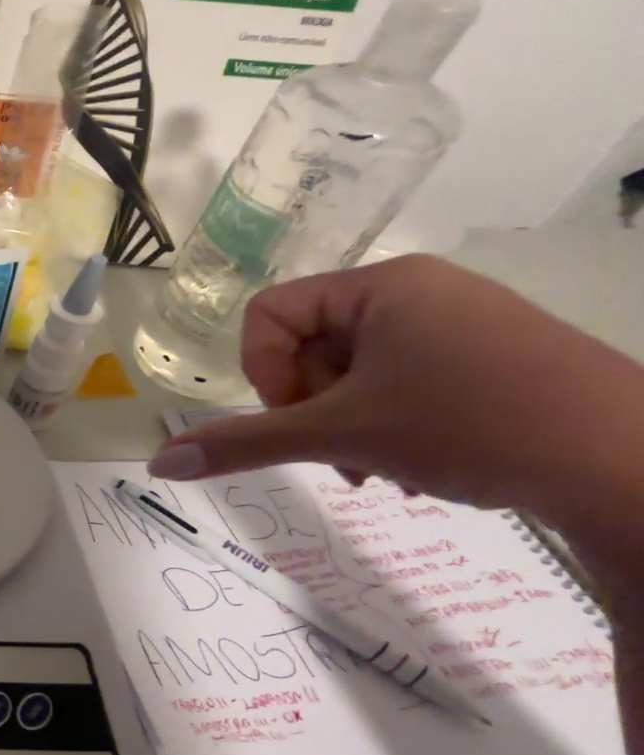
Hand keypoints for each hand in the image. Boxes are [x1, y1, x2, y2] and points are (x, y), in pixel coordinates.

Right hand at [147, 255, 643, 519]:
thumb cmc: (472, 426)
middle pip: (312, 344)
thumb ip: (242, 444)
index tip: (300, 416)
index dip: (265, 371)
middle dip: (311, 407)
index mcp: (383, 285)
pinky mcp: (493, 354)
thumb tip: (158, 462)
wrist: (633, 468)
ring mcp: (462, 321)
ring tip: (379, 467)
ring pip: (356, 370)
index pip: (269, 314)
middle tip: (341, 452)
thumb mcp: (340, 434)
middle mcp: (421, 290)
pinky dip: (390, 422)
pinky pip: (405, 379)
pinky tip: (415, 462)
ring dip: (346, 423)